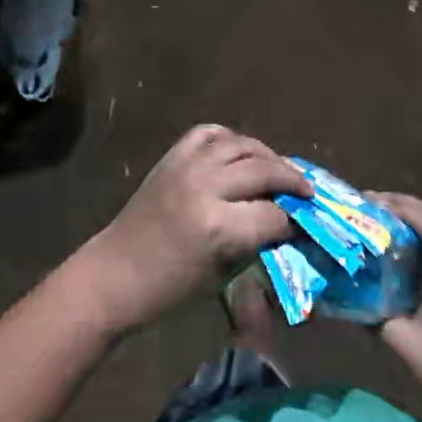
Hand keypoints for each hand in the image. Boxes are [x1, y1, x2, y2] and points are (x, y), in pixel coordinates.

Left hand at [70, 125, 308, 333]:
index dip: (293, 220)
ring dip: (267, 155)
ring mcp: (188, 165)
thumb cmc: (171, 288)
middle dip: (292, 180)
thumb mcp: (223, 274)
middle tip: (306, 190)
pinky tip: (240, 153)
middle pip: (264, 170)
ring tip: (279, 168)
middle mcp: (206, 187)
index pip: (273, 214)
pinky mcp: (173, 155)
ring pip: (241, 144)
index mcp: (218, 227)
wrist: (116, 273)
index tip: (304, 222)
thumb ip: (256, 242)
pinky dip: (230, 139)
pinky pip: (210, 133)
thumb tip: (285, 221)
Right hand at [374, 192, 421, 421]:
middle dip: (399, 206)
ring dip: (403, 221)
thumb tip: (346, 292)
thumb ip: (376, 316)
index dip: (401, 207)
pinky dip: (408, 241)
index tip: (368, 202)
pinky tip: (386, 251)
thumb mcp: (408, 347)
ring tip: (370, 219)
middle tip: (364, 205)